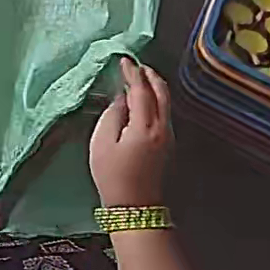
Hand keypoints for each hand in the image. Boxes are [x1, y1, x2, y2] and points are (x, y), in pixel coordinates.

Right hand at [90, 57, 172, 206]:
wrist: (135, 208)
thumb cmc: (113, 176)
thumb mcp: (102, 143)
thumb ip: (112, 115)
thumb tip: (120, 99)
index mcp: (145, 126)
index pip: (141, 91)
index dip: (132, 73)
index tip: (124, 60)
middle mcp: (162, 128)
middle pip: (162, 92)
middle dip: (150, 75)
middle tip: (136, 65)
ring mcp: (168, 136)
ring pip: (166, 102)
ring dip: (154, 86)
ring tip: (139, 78)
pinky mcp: (167, 144)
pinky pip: (164, 112)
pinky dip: (155, 99)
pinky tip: (143, 100)